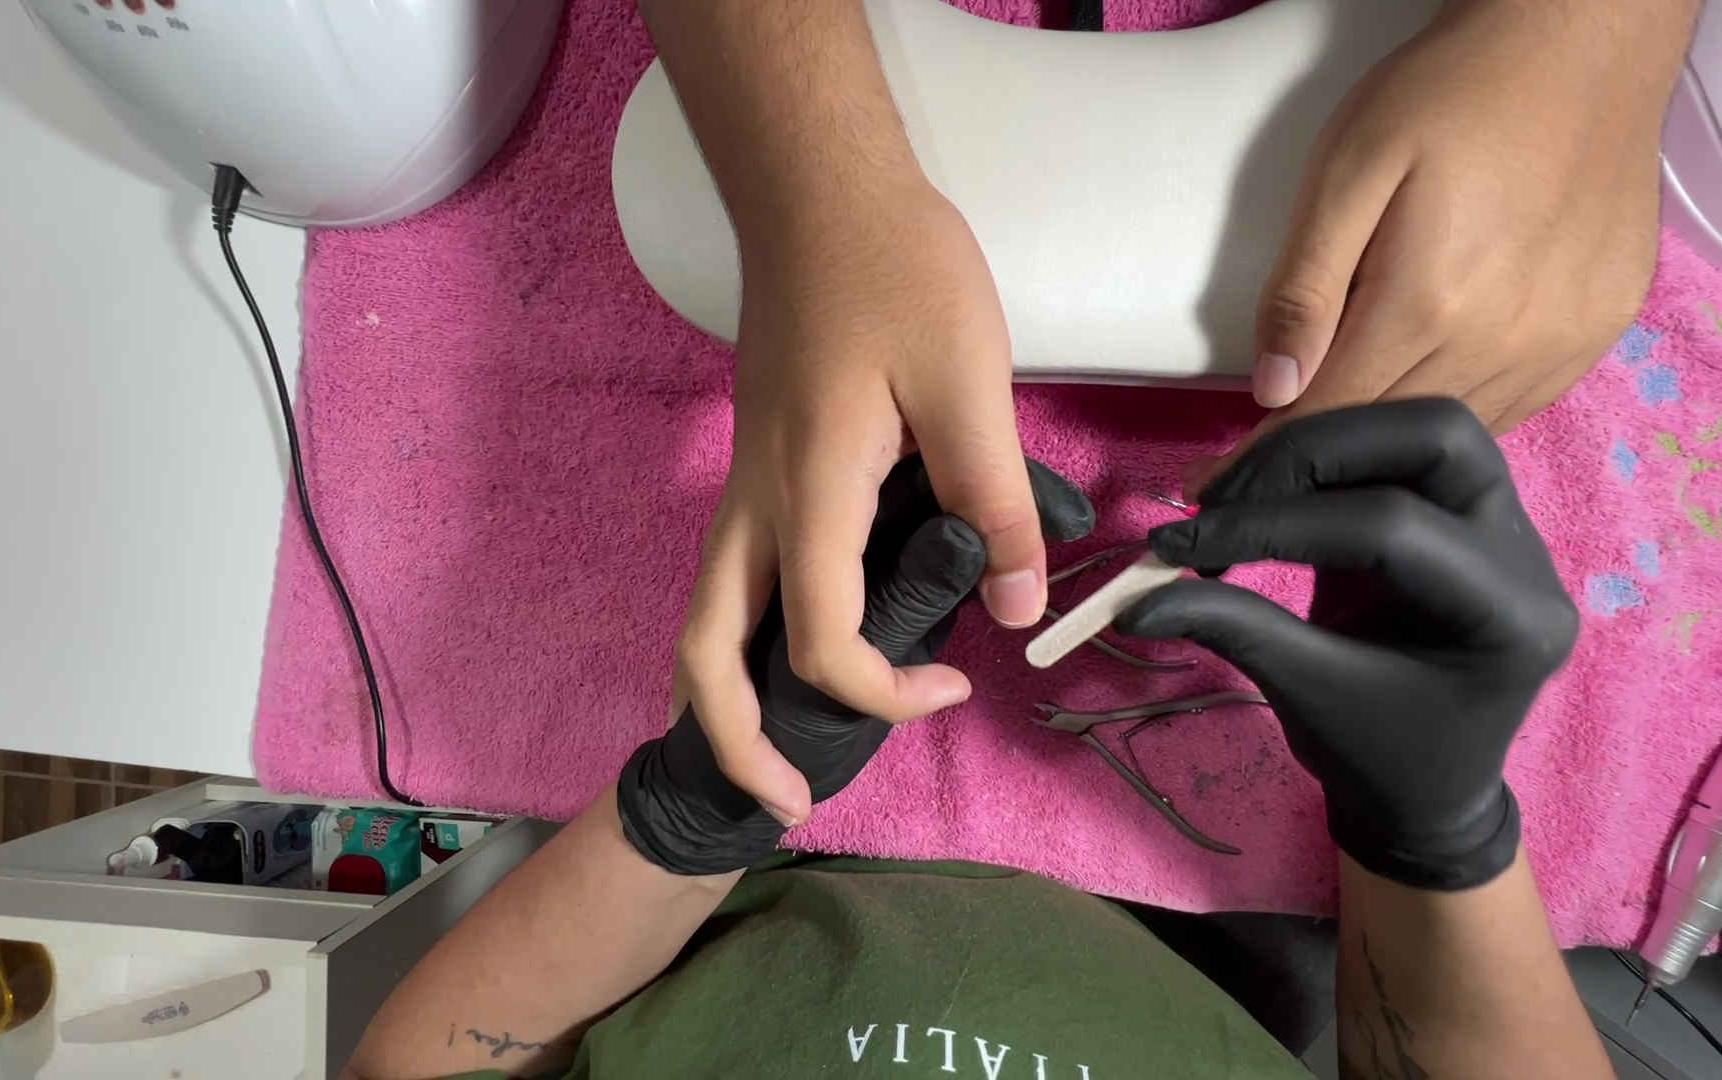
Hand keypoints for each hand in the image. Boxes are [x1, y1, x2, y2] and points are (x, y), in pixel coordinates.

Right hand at [680, 183, 1051, 825]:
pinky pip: (736, 582)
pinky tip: (795, 646)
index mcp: (808, 498)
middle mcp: (755, 511)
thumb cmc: (894, 274)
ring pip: (707, 620)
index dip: (887, 694)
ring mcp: (745, 493)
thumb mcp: (968, 385)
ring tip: (783, 743)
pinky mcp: (758, 474)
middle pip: (703, 654)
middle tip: (786, 798)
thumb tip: (1018, 606)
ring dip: (731, 695)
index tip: (956, 682)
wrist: (818, 198)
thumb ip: (994, 503)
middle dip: (734, 742)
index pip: (823, 645)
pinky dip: (750, 641)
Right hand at [1116, 398, 1577, 889]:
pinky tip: (1258, 500)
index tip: (1175, 548)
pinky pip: (1385, 452)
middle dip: (1306, 453)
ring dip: (1308, 447)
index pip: (1384, 527)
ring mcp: (1493, 522)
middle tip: (1219, 499)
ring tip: (1231, 496)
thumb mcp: (1302, 692)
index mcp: (1505, 613)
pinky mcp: (1449, 513)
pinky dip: (1311, 464)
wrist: (1422, 780)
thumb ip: (1227, 627)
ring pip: (1409, 428)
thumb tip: (1131, 602)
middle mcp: (1520, 550)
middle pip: (1428, 436)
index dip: (1267, 525)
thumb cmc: (1376, 750)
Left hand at [1208, 0, 1695, 484]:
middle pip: (1378, 432)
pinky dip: (1444, 418)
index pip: (1323, 417)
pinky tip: (1410, 398)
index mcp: (1429, 306)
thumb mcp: (1342, 183)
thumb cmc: (1447, 97)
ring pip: (1441, 434)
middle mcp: (1504, 338)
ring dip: (1378, 441)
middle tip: (1262, 462)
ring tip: (1332, 430)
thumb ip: (1302, 293)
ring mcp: (1562, 339)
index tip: (1215, 483)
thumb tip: (1273, 390)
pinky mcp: (1597, 329)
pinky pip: (1507, 411)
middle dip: (1312, 454)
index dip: (1265, 456)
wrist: (1585, 31)